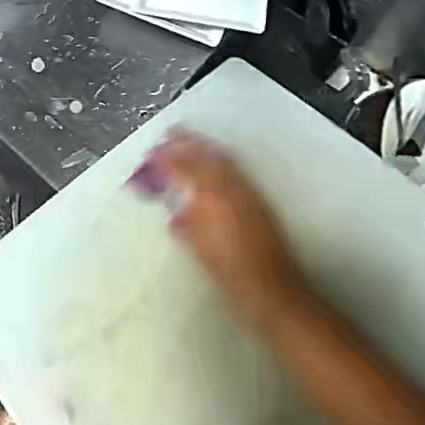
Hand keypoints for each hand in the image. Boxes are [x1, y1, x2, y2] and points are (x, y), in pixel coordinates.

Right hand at [132, 130, 308, 323]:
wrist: (273, 289)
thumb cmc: (232, 274)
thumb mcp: (198, 249)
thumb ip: (185, 225)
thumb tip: (174, 215)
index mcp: (211, 195)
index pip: (183, 167)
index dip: (165, 159)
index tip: (151, 155)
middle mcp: (231, 187)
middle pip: (205, 154)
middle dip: (185, 143)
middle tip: (168, 135)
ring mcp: (248, 191)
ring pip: (222, 158)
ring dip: (203, 147)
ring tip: (187, 142)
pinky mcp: (258, 199)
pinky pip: (235, 168)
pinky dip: (220, 160)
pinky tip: (214, 166)